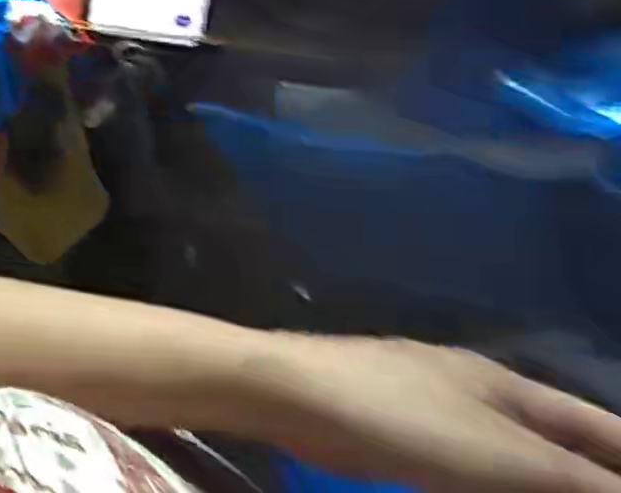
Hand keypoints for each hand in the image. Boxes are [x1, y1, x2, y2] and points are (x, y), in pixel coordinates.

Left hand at [260, 335, 620, 492]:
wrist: (281, 392)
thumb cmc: (396, 414)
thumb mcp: (513, 455)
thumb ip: (589, 483)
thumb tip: (614, 485)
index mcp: (502, 385)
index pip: (606, 430)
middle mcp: (467, 392)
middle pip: (560, 450)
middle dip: (589, 484)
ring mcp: (424, 411)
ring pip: (513, 464)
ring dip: (541, 487)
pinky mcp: (390, 434)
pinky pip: (464, 471)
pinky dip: (487, 486)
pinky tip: (480, 492)